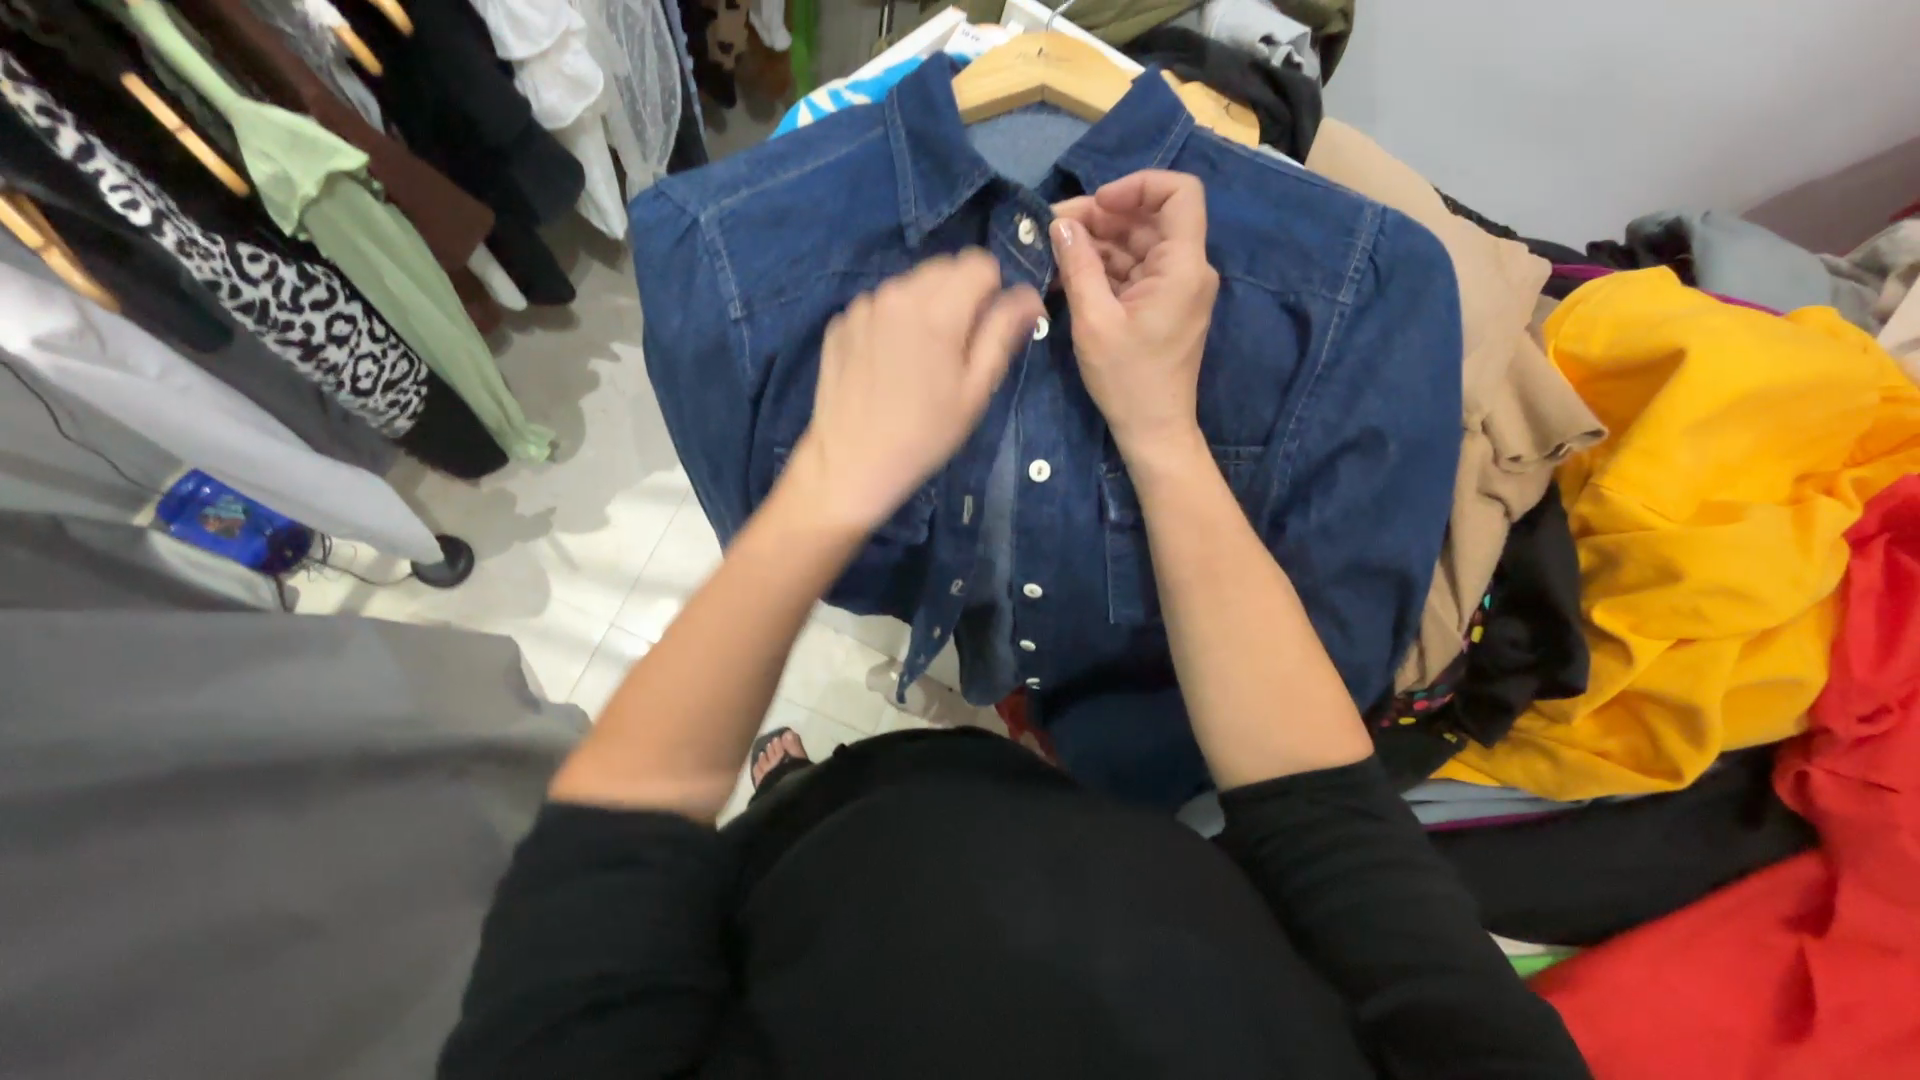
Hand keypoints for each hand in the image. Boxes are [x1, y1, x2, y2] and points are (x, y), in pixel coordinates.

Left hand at [787, 250, 1042, 531]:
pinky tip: (886, 366)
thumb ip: (1002, 333)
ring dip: (923, 308)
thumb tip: (1029, 296)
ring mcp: (863, 305)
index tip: (985, 328)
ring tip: (917, 360)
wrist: (851, 462)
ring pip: (909, 285)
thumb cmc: (925, 434)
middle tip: (954, 348)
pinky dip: (890, 323)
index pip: (978, 262)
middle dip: (957, 296)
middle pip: (943, 268)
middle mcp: (896, 293)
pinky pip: (879, 306)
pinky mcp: (840, 322)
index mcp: (937, 309)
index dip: (991, 291)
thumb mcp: (976, 390)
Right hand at [1050, 170, 1218, 456]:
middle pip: (1149, 219)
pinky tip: (1068, 272)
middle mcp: (1187, 269)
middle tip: (1053, 227)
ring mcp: (1175, 287)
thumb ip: (1079, 265)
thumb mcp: (1094, 321)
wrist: (1153, 429)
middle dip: (1102, 217)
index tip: (1097, 204)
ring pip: (1137, 243)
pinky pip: (1134, 270)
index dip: (1138, 186)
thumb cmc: (1127, 379)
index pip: (1179, 193)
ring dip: (1097, 242)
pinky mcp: (1162, 304)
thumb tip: (1060, 224)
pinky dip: (1104, 267)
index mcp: (1183, 266)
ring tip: (1053, 251)